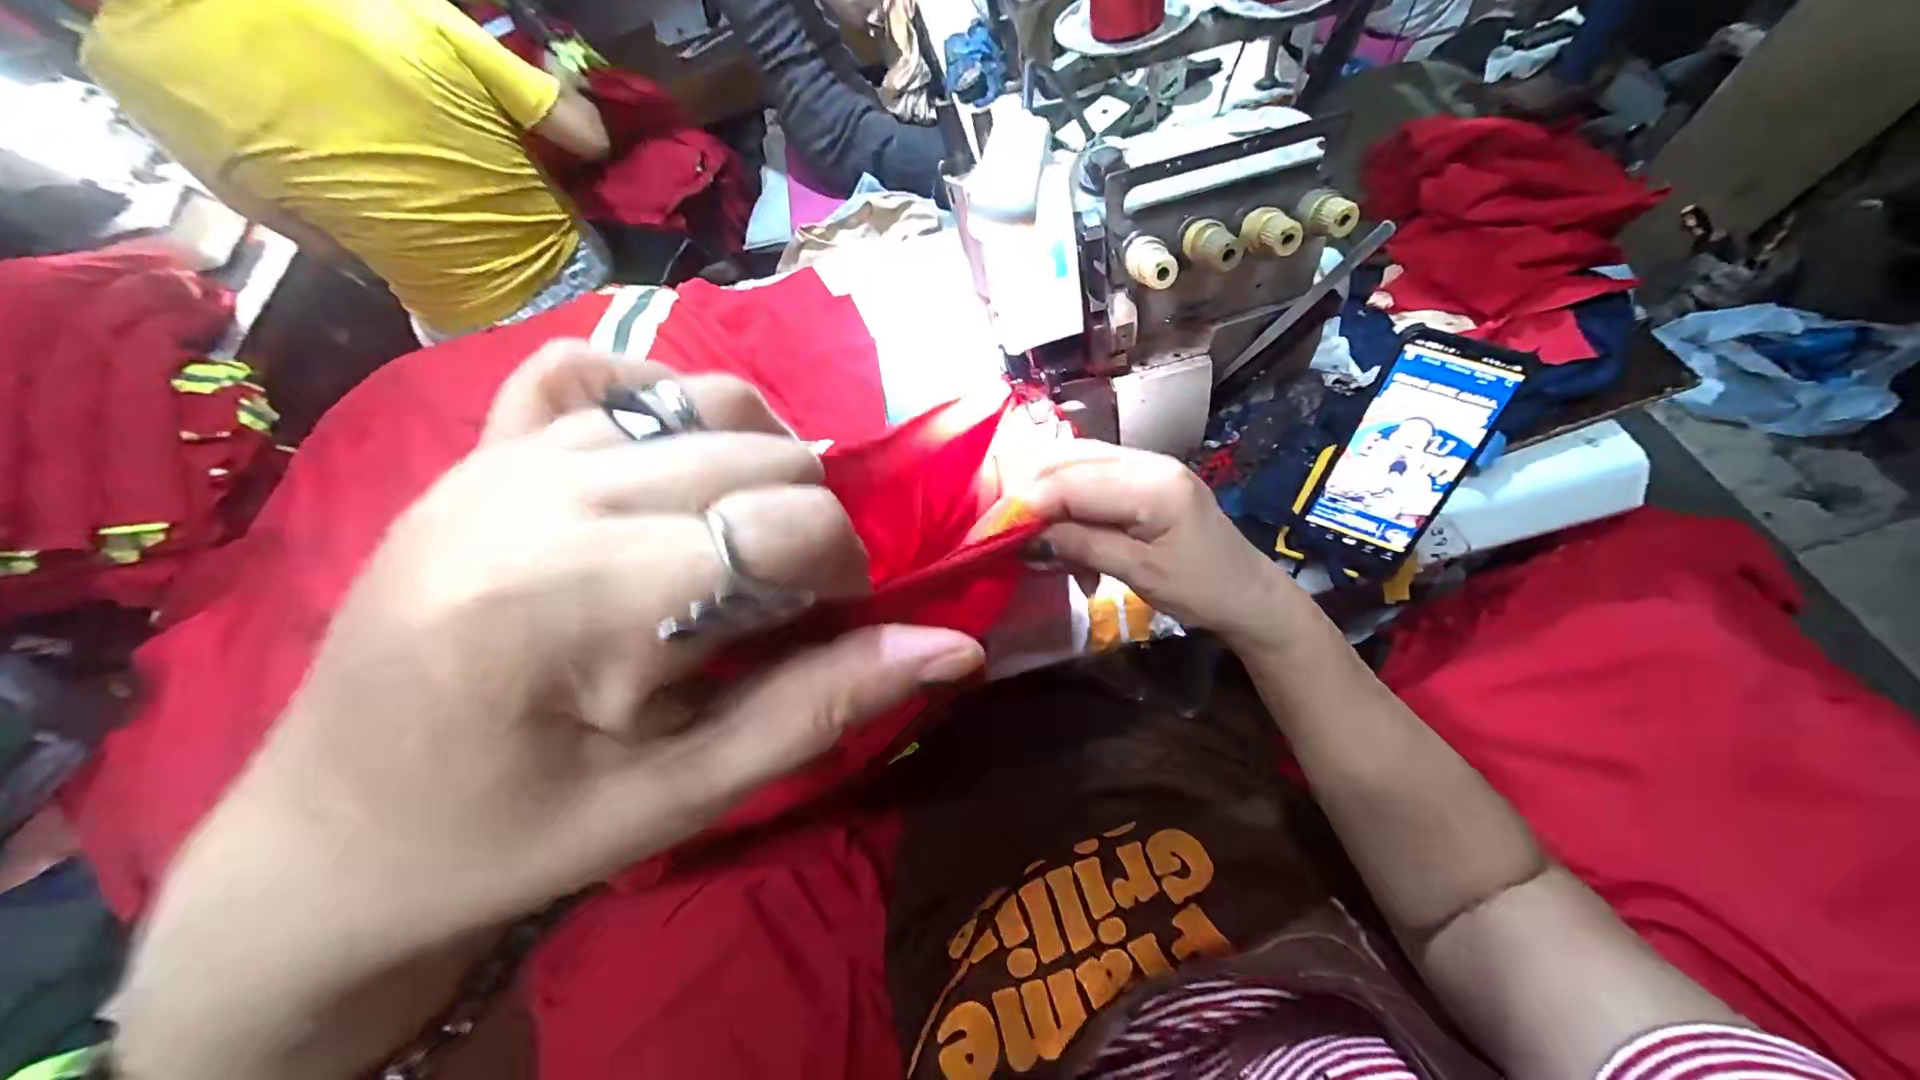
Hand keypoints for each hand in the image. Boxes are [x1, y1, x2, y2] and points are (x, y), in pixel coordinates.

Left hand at [115, 342, 983, 1078]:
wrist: (332, 839)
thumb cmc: (519, 835)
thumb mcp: (686, 793)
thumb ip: (824, 705)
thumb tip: (956, 647)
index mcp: (579, 594)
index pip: (788, 523)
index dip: (847, 568)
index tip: (836, 623)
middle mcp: (540, 494)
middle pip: (761, 453)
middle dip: (813, 521)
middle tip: (795, 598)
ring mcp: (501, 457)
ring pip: (700, 402)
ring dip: (763, 462)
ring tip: (749, 535)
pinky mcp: (479, 452)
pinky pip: (595, 375)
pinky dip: (666, 402)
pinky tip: (675, 466)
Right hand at [1015, 440, 1311, 650]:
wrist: (1251, 596)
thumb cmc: (1204, 590)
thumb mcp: (1141, 573)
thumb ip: (1082, 546)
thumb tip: (1027, 534)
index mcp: (1153, 483)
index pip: (1071, 482)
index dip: (1025, 504)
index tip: (988, 531)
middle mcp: (1148, 461)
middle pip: (1069, 461)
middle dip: (1030, 495)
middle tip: (1004, 532)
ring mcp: (1146, 467)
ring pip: (1076, 468)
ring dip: (1049, 502)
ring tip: (1040, 545)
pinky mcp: (1143, 481)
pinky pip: (1092, 482)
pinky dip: (1070, 508)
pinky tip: (1068, 542)